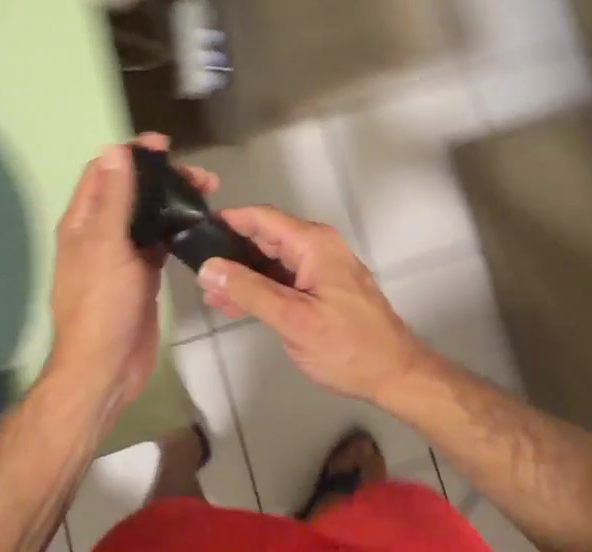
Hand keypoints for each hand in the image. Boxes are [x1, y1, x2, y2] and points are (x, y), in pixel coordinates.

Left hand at [45, 133, 218, 420]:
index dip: (131, 154)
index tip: (165, 145)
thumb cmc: (100, 305)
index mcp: (82, 222)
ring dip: (174, 201)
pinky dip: (178, 229)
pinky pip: (160, 242)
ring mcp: (121, 255)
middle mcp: (99, 233)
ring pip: (149, 215)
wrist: (105, 369)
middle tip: (200, 175)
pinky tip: (200, 225)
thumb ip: (114, 197)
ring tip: (208, 193)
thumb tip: (114, 149)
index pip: (104, 171)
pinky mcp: (141, 275)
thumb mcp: (106, 245)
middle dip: (162, 177)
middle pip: (131, 191)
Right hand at [197, 207, 430, 404]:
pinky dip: (261, 286)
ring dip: (244, 272)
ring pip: (274, 258)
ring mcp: (323, 267)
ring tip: (210, 290)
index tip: (196, 229)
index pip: (262, 218)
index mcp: (313, 243)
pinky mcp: (324, 287)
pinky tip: (237, 303)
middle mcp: (319, 246)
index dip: (229, 219)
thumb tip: (207, 266)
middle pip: (267, 236)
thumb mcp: (292, 320)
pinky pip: (285, 276)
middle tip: (195, 264)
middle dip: (231, 249)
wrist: (396, 375)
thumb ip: (248, 291)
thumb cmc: (346, 346)